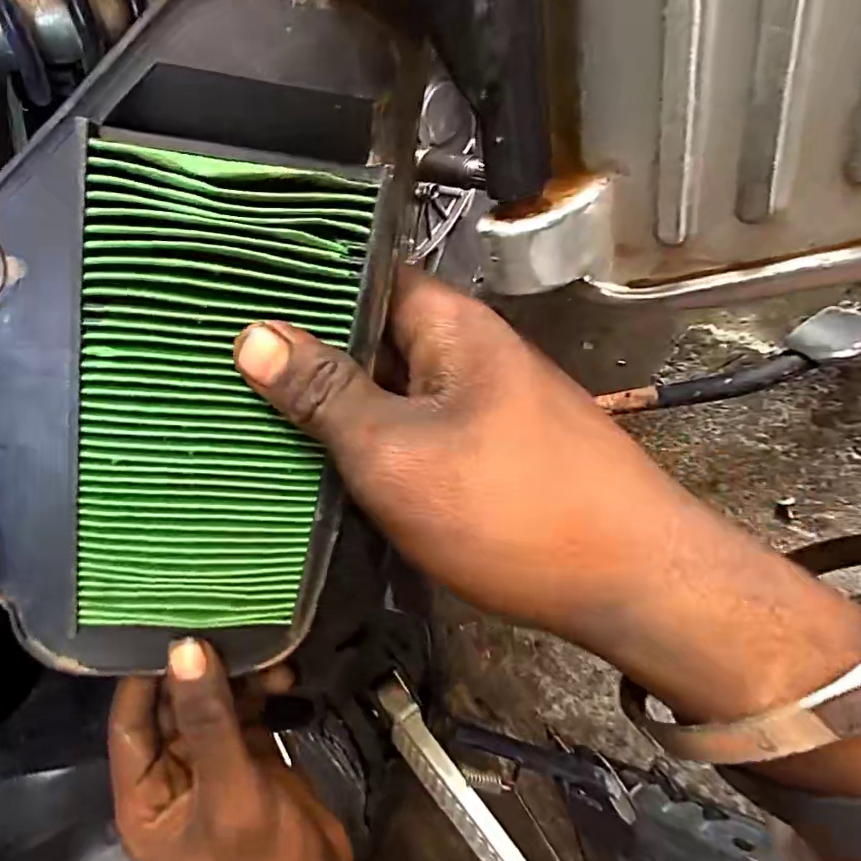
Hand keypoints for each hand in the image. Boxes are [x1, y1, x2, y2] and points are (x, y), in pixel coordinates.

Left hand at [109, 639, 354, 860]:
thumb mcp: (232, 795)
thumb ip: (209, 720)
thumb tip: (185, 646)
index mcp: (145, 796)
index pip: (129, 721)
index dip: (144, 674)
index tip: (168, 624)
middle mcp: (172, 771)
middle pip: (173, 702)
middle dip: (199, 665)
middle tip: (222, 619)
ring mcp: (211, 758)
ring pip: (212, 698)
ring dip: (237, 673)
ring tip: (264, 649)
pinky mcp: (246, 751)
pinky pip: (245, 705)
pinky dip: (262, 687)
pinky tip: (283, 675)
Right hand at [230, 266, 739, 636]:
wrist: (634, 586)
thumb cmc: (511, 508)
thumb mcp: (395, 450)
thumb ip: (324, 393)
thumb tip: (254, 337)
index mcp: (446, 323)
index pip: (360, 273)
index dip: (297, 285)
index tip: (233, 300)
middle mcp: (461, 350)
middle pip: (367, 332)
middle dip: (303, 350)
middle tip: (226, 365)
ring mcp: (472, 400)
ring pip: (384, 384)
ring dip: (331, 399)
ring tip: (253, 408)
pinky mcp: (479, 447)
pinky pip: (407, 425)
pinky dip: (365, 435)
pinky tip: (319, 457)